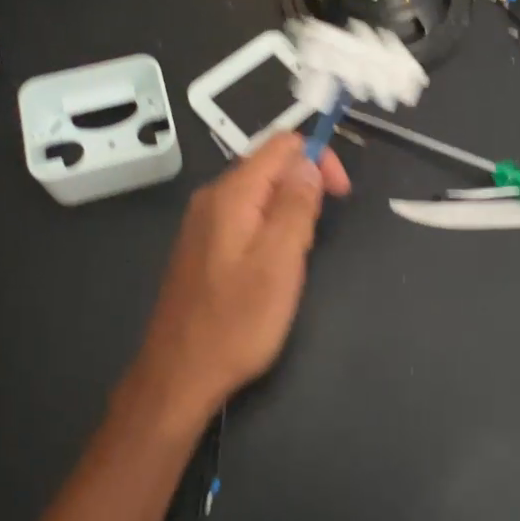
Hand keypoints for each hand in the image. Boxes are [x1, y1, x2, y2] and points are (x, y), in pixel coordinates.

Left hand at [133, 133, 350, 417]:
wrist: (178, 376)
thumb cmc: (236, 323)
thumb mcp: (280, 261)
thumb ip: (296, 205)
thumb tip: (308, 161)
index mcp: (231, 194)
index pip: (282, 144)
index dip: (319, 158)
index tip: (341, 195)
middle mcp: (211, 198)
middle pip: (270, 166)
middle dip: (304, 189)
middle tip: (315, 240)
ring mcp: (202, 223)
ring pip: (259, 195)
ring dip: (289, 214)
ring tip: (296, 260)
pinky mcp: (201, 247)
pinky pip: (245, 219)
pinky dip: (269, 231)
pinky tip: (271, 269)